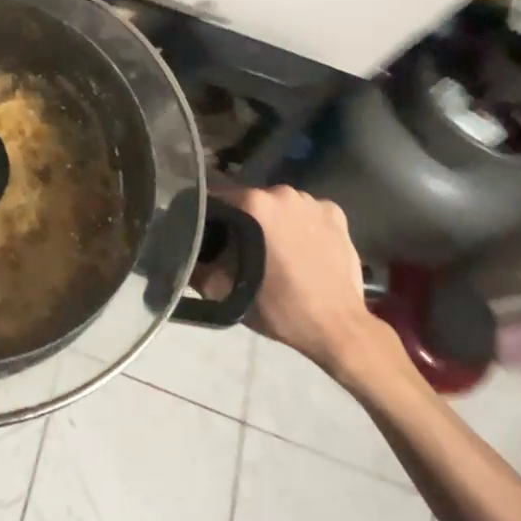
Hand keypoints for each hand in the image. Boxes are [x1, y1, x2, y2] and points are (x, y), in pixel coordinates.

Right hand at [196, 187, 389, 375]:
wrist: (338, 329)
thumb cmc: (279, 308)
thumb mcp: (224, 291)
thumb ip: (196, 265)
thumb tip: (181, 250)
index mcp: (253, 203)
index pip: (217, 199)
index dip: (210, 216)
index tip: (209, 236)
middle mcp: (282, 192)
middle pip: (251, 199)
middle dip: (244, 219)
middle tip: (242, 248)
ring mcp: (313, 201)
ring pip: (280, 205)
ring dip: (274, 221)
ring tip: (276, 251)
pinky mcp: (337, 213)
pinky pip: (307, 213)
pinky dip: (302, 225)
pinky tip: (303, 249)